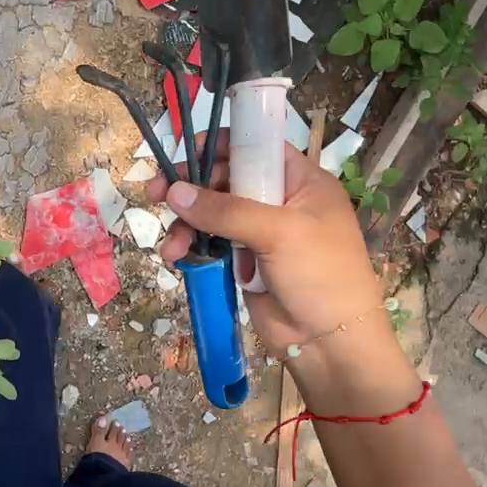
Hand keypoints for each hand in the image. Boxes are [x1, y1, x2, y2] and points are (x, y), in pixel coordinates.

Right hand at [149, 142, 415, 407]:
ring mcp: (260, 234)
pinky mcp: (244, 263)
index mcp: (301, 182)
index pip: (256, 147)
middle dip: (191, 189)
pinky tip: (177, 258)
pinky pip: (210, 245)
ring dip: (186, 226)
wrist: (330, 341)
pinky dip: (192, 248)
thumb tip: (174, 191)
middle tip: (156, 193)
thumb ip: (225, 210)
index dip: (220, 145)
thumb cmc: (320, 275)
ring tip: (172, 247)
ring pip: (211, 215)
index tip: (184, 154)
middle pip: (225, 180)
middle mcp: (279, 202)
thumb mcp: (278, 232)